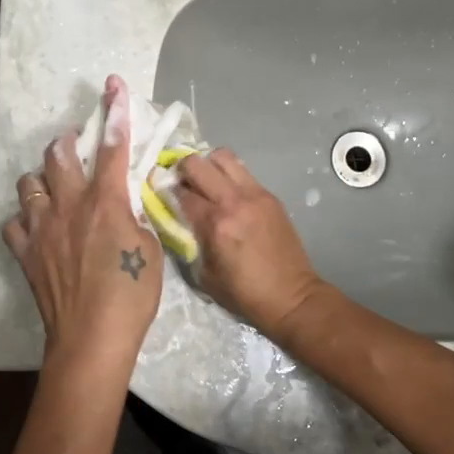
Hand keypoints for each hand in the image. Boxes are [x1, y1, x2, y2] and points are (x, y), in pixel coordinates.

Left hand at [4, 75, 162, 374]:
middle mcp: (70, 204)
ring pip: (30, 183)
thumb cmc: (132, 295)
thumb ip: (138, 215)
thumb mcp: (152, 248)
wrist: (91, 339)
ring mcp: (42, 227)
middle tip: (78, 148)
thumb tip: (129, 200)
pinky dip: (26, 219)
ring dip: (43, 179)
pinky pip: (15, 222)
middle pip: (59, 154)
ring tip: (55, 189)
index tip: (113, 84)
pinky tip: (37, 227)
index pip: (114, 145)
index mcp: (106, 200)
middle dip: (68, 142)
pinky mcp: (25, 252)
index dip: (116, 111)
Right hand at [178, 149, 327, 336]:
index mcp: (216, 224)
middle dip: (183, 170)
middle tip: (182, 182)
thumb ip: (189, 242)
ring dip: (208, 165)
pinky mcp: (270, 195)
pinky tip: (228, 195)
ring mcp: (255, 194)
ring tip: (206, 182)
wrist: (292, 296)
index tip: (162, 193)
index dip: (167, 191)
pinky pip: (242, 172)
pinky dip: (229, 176)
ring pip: (223, 157)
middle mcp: (234, 201)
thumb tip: (178, 220)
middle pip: (198, 164)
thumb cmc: (244, 294)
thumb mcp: (204, 275)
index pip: (182, 193)